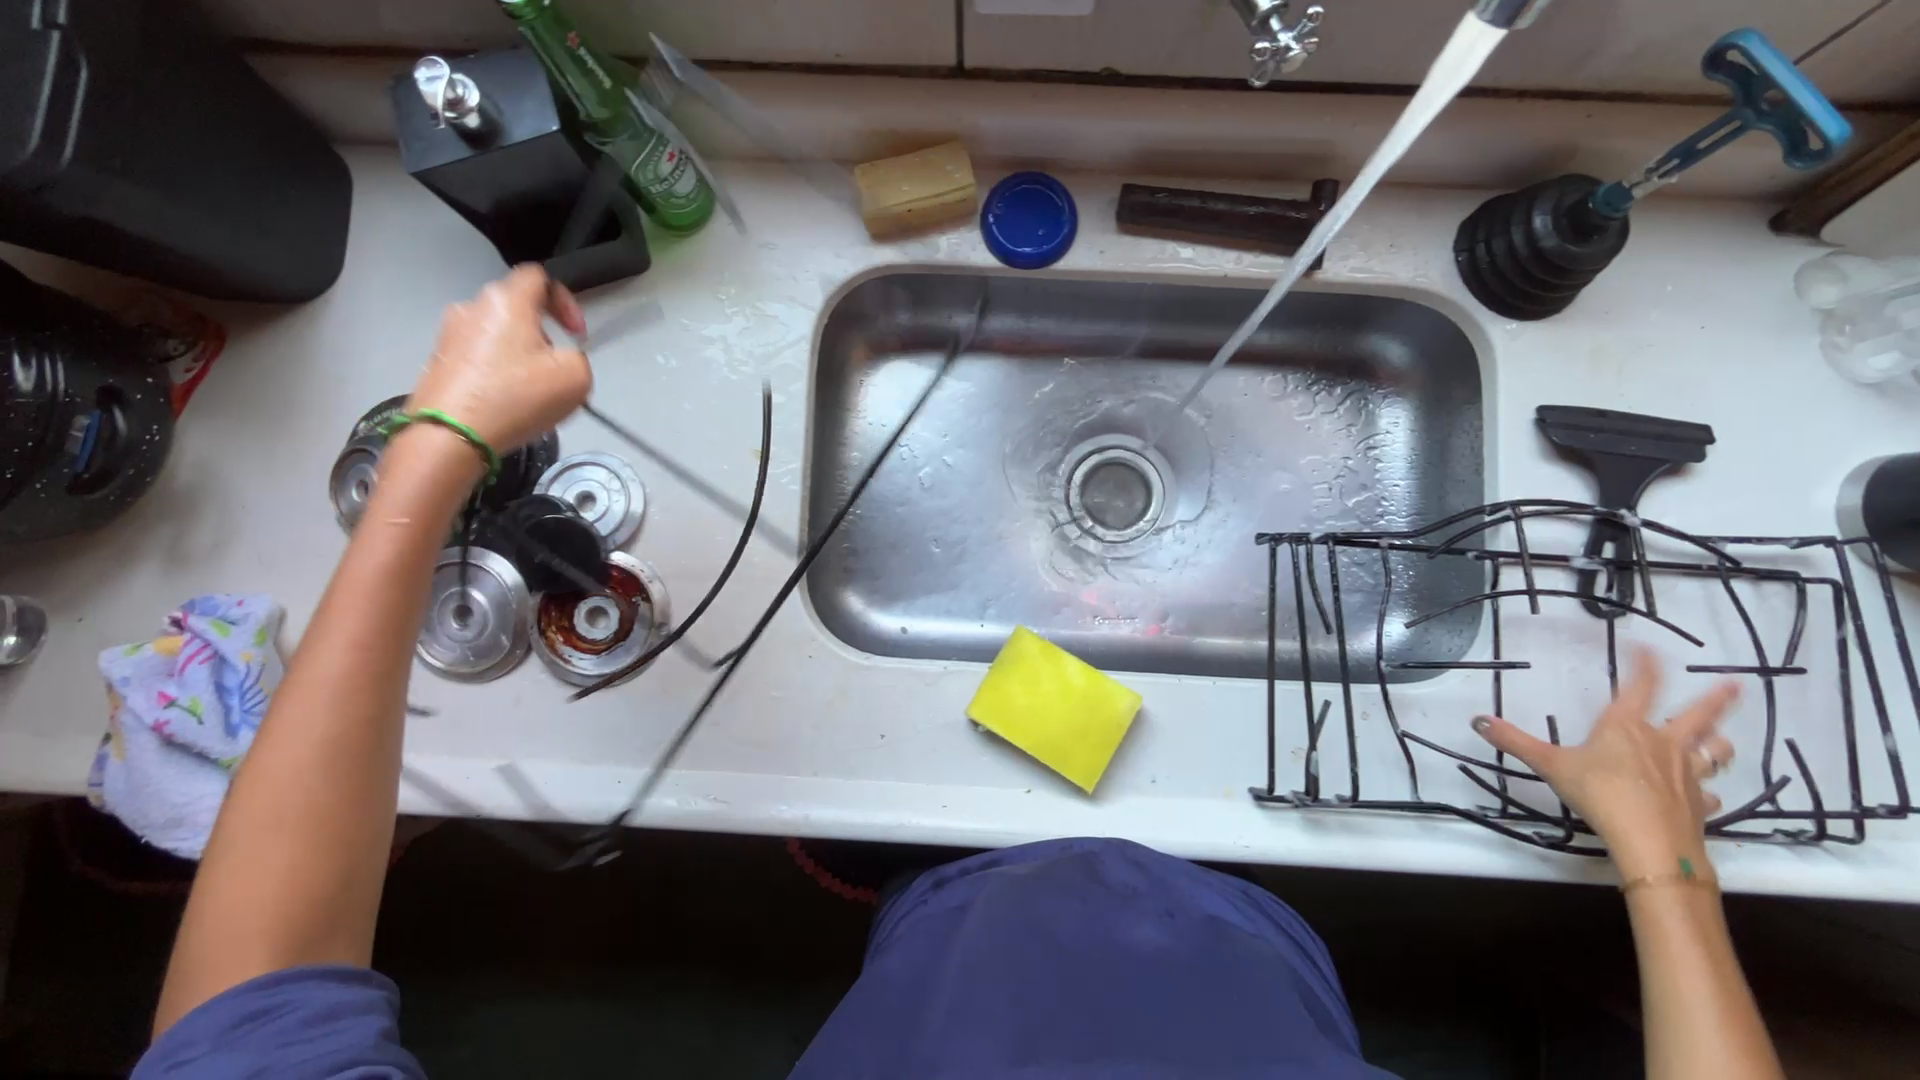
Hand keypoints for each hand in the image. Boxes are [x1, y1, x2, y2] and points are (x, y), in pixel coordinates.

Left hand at [409, 264, 592, 453]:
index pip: (538, 277)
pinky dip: (495, 371)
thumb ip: (578, 357)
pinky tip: (505, 401)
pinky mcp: (437, 361)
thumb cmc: (516, 397)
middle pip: (515, 307)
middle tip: (554, 365)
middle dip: (540, 332)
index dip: (565, 300)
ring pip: (495, 333)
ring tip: (529, 389)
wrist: (450, 435)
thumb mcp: (576, 377)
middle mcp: (472, 307)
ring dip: (517, 353)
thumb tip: (560, 359)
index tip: (576, 334)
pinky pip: (476, 357)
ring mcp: (449, 334)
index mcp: (507, 301)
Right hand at [1471, 648, 1738, 877]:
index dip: (1646, 664)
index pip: (1642, 686)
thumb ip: (1516, 742)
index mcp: (1627, 727)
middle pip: (1698, 715)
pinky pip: (1707, 793)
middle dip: (1716, 699)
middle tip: (1735, 685)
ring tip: (1719, 739)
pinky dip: (1704, 791)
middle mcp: (1663, 743)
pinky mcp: (1698, 804)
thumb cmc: (1600, 793)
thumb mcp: (1550, 765)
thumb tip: (1478, 720)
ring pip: (1714, 752)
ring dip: (1718, 743)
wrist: (1650, 841)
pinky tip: (1699, 794)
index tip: (1649, 648)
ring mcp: (1686, 774)